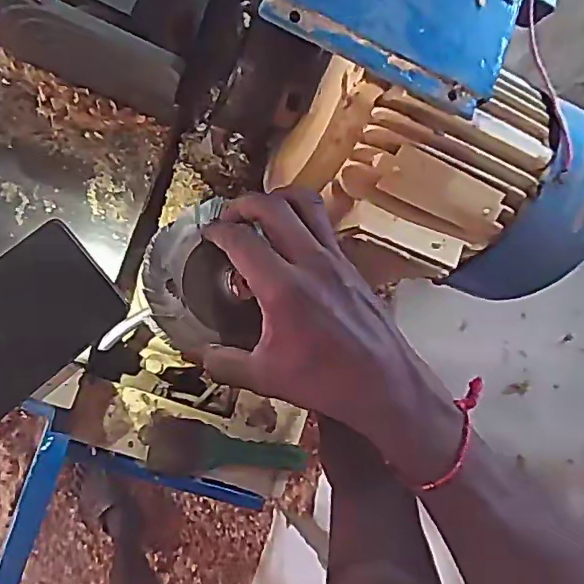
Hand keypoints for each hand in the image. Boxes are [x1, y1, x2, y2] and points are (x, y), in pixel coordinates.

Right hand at [200, 191, 462, 476]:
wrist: (384, 384)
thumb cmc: (330, 382)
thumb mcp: (265, 377)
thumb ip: (224, 363)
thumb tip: (199, 353)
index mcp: (284, 289)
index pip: (241, 239)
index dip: (217, 230)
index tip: (208, 234)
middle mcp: (311, 264)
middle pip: (272, 206)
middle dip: (243, 203)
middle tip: (229, 217)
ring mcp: (336, 260)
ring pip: (306, 203)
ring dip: (278, 199)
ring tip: (262, 214)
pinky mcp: (351, 265)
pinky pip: (325, 224)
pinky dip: (303, 219)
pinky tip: (293, 243)